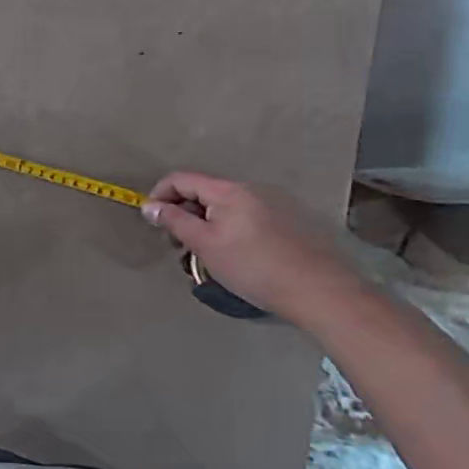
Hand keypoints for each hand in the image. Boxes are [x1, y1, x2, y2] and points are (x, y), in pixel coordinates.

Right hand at [141, 171, 368, 325]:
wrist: (319, 290)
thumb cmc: (254, 267)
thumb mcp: (206, 245)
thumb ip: (175, 222)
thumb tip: (149, 205)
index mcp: (228, 190)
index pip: (181, 178)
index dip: (159, 195)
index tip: (151, 221)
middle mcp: (251, 188)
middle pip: (204, 192)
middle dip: (183, 214)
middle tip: (177, 245)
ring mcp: (274, 203)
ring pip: (225, 207)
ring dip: (206, 224)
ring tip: (205, 256)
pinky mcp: (289, 220)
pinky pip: (246, 217)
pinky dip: (229, 230)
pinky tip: (235, 257)